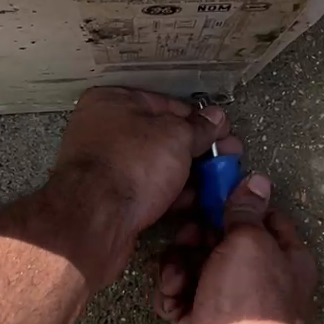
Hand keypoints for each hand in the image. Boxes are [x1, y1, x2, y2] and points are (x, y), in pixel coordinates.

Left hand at [33, 87, 237, 286]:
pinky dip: (172, 194)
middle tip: (228, 159)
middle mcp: (105, 130)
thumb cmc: (131, 165)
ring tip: (220, 183)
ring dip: (189, 175)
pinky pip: (148, 190)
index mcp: (113, 101)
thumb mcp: (176, 136)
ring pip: (157, 166)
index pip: (167, 104)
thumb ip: (199, 127)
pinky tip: (198, 202)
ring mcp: (106, 166)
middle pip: (162, 136)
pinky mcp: (110, 199)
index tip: (223, 133)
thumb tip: (214, 118)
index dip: (199, 119)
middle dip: (198, 150)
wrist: (94, 223)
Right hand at [152, 174, 318, 323]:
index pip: (261, 214)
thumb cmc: (246, 309)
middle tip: (187, 242)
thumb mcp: (248, 245)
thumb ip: (246, 211)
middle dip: (197, 237)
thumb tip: (257, 181)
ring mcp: (229, 304)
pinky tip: (169, 305)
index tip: (207, 193)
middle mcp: (260, 278)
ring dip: (178, 266)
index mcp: (285, 257)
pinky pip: (180, 294)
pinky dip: (171, 295)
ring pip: (195, 264)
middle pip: (221, 237)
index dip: (233, 201)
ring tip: (176, 283)